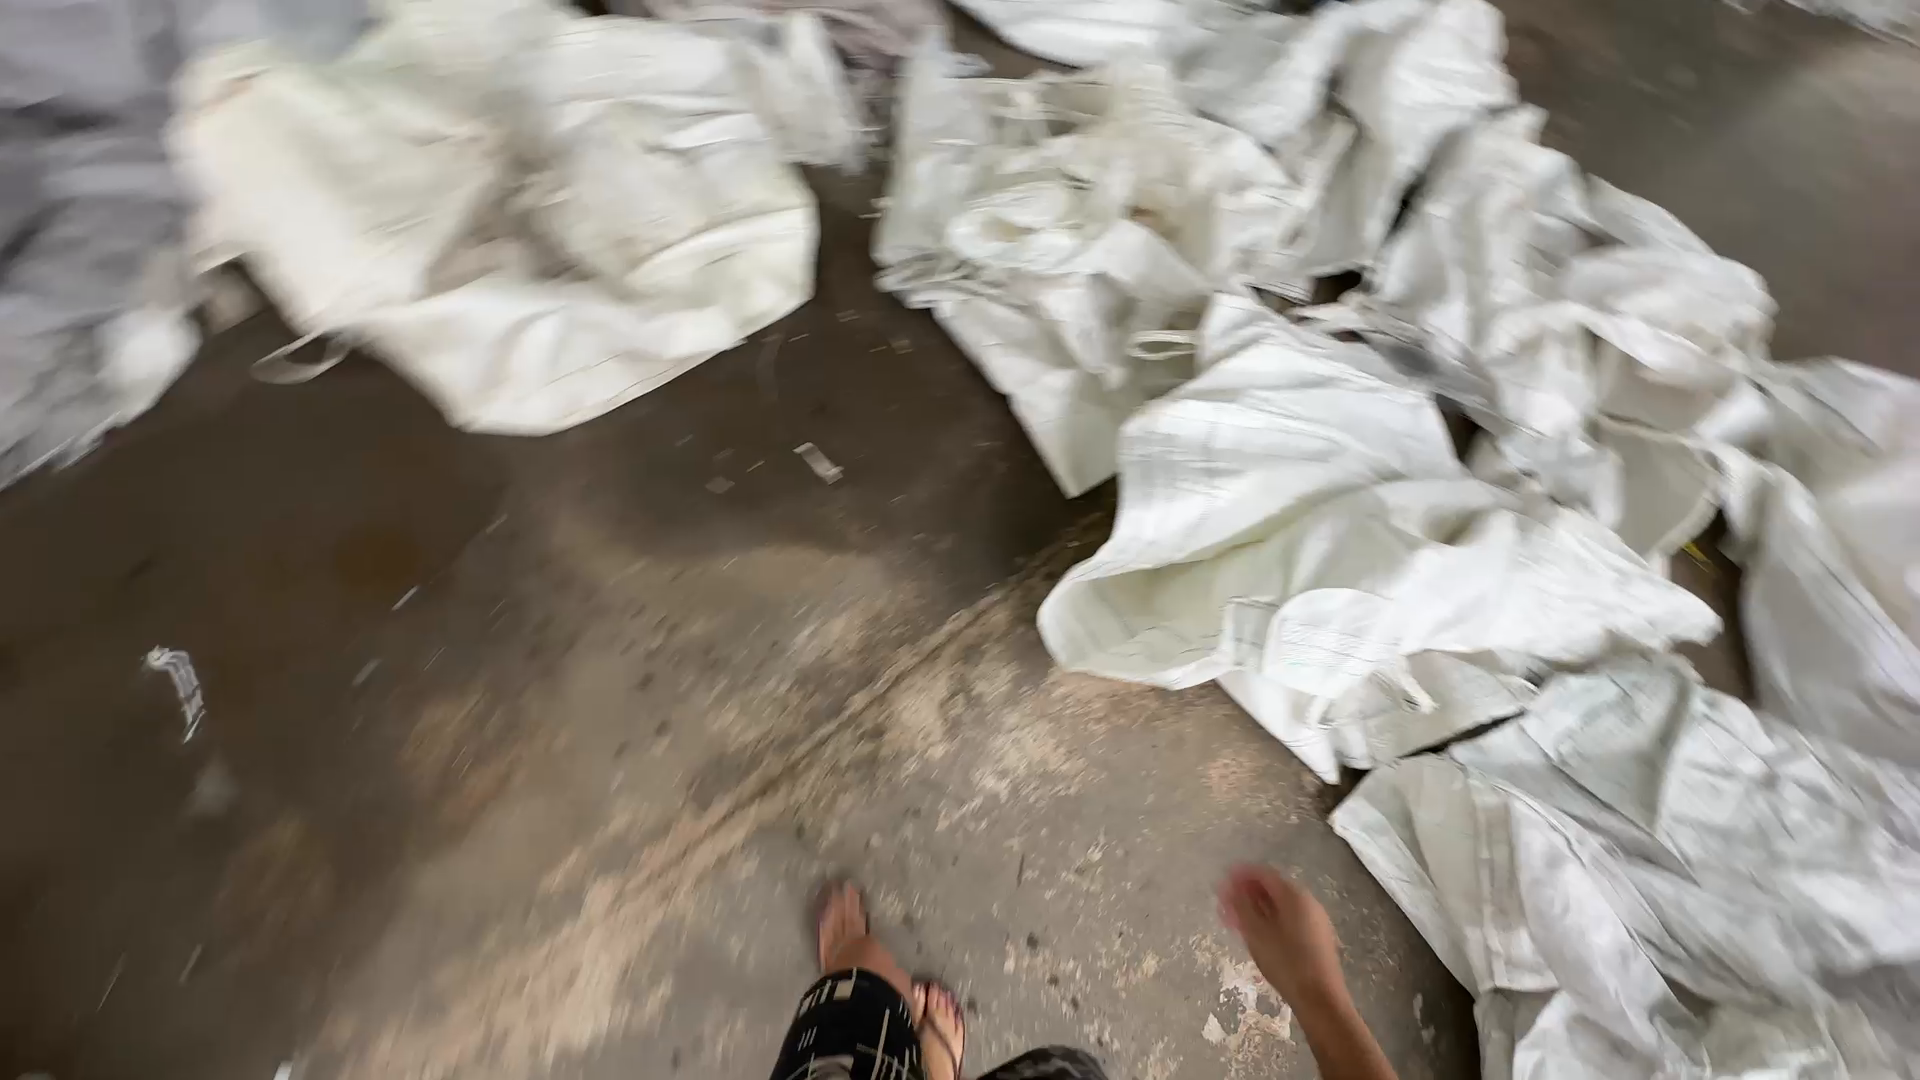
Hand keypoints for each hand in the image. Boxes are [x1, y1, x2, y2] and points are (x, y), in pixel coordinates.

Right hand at [1217, 864, 1347, 1015]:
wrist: (1321, 1001)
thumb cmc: (1285, 962)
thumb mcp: (1255, 932)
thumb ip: (1240, 904)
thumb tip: (1229, 885)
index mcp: (1293, 895)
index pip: (1262, 873)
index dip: (1240, 875)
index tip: (1222, 883)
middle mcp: (1307, 901)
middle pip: (1272, 888)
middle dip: (1247, 894)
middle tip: (1226, 905)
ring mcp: (1315, 920)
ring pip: (1279, 905)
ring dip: (1256, 908)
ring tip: (1236, 921)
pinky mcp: (1317, 937)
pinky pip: (1289, 918)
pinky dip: (1270, 920)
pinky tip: (1257, 934)